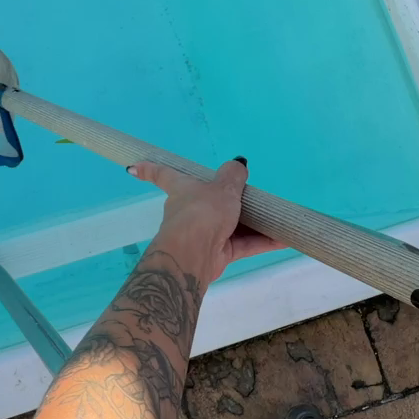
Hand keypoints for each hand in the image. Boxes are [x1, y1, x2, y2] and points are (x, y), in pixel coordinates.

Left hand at [128, 158, 283, 283]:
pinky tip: (285, 239)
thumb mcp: (222, 187)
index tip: (132, 167)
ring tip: (277, 218)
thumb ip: (233, 176)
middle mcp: (189, 210)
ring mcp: (202, 233)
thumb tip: (238, 164)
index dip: (149, 168)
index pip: (162, 174)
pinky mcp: (217, 253)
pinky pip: (243, 244)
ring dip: (251, 223)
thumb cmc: (202, 212)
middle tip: (252, 197)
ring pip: (228, 224)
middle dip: (226, 201)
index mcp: (181, 188)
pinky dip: (262, 241)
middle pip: (207, 202)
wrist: (194, 253)